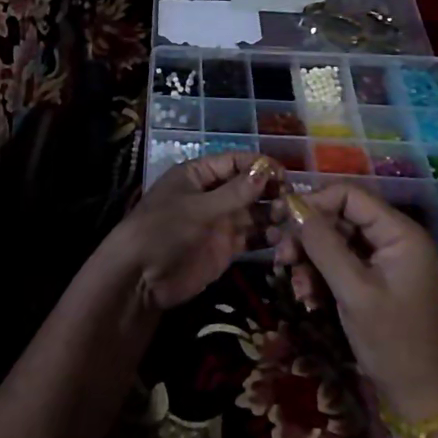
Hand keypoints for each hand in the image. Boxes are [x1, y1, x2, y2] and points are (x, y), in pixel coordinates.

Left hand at [106, 154, 275, 310]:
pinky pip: (252, 236)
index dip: (259, 165)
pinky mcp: (226, 247)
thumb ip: (233, 193)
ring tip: (292, 218)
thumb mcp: (198, 208)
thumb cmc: (163, 230)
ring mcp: (219, 221)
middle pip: (248, 186)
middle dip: (271, 190)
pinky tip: (283, 238)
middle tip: (295, 199)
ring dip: (273, 213)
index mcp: (197, 174)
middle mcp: (211, 194)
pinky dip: (268, 236)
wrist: (142, 276)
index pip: (234, 162)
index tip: (286, 174)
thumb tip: (264, 171)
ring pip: (254, 212)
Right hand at [272, 183, 437, 421]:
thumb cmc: (391, 340)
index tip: (281, 221)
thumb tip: (293, 206)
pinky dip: (318, 274)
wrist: (418, 394)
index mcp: (401, 234)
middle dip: (307, 235)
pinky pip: (338, 260)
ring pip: (333, 239)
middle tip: (280, 257)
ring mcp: (385, 258)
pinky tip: (307, 296)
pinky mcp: (374, 277)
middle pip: (339, 215)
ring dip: (308, 258)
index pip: (349, 195)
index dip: (313, 202)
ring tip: (295, 285)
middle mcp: (394, 238)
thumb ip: (324, 245)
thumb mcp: (353, 290)